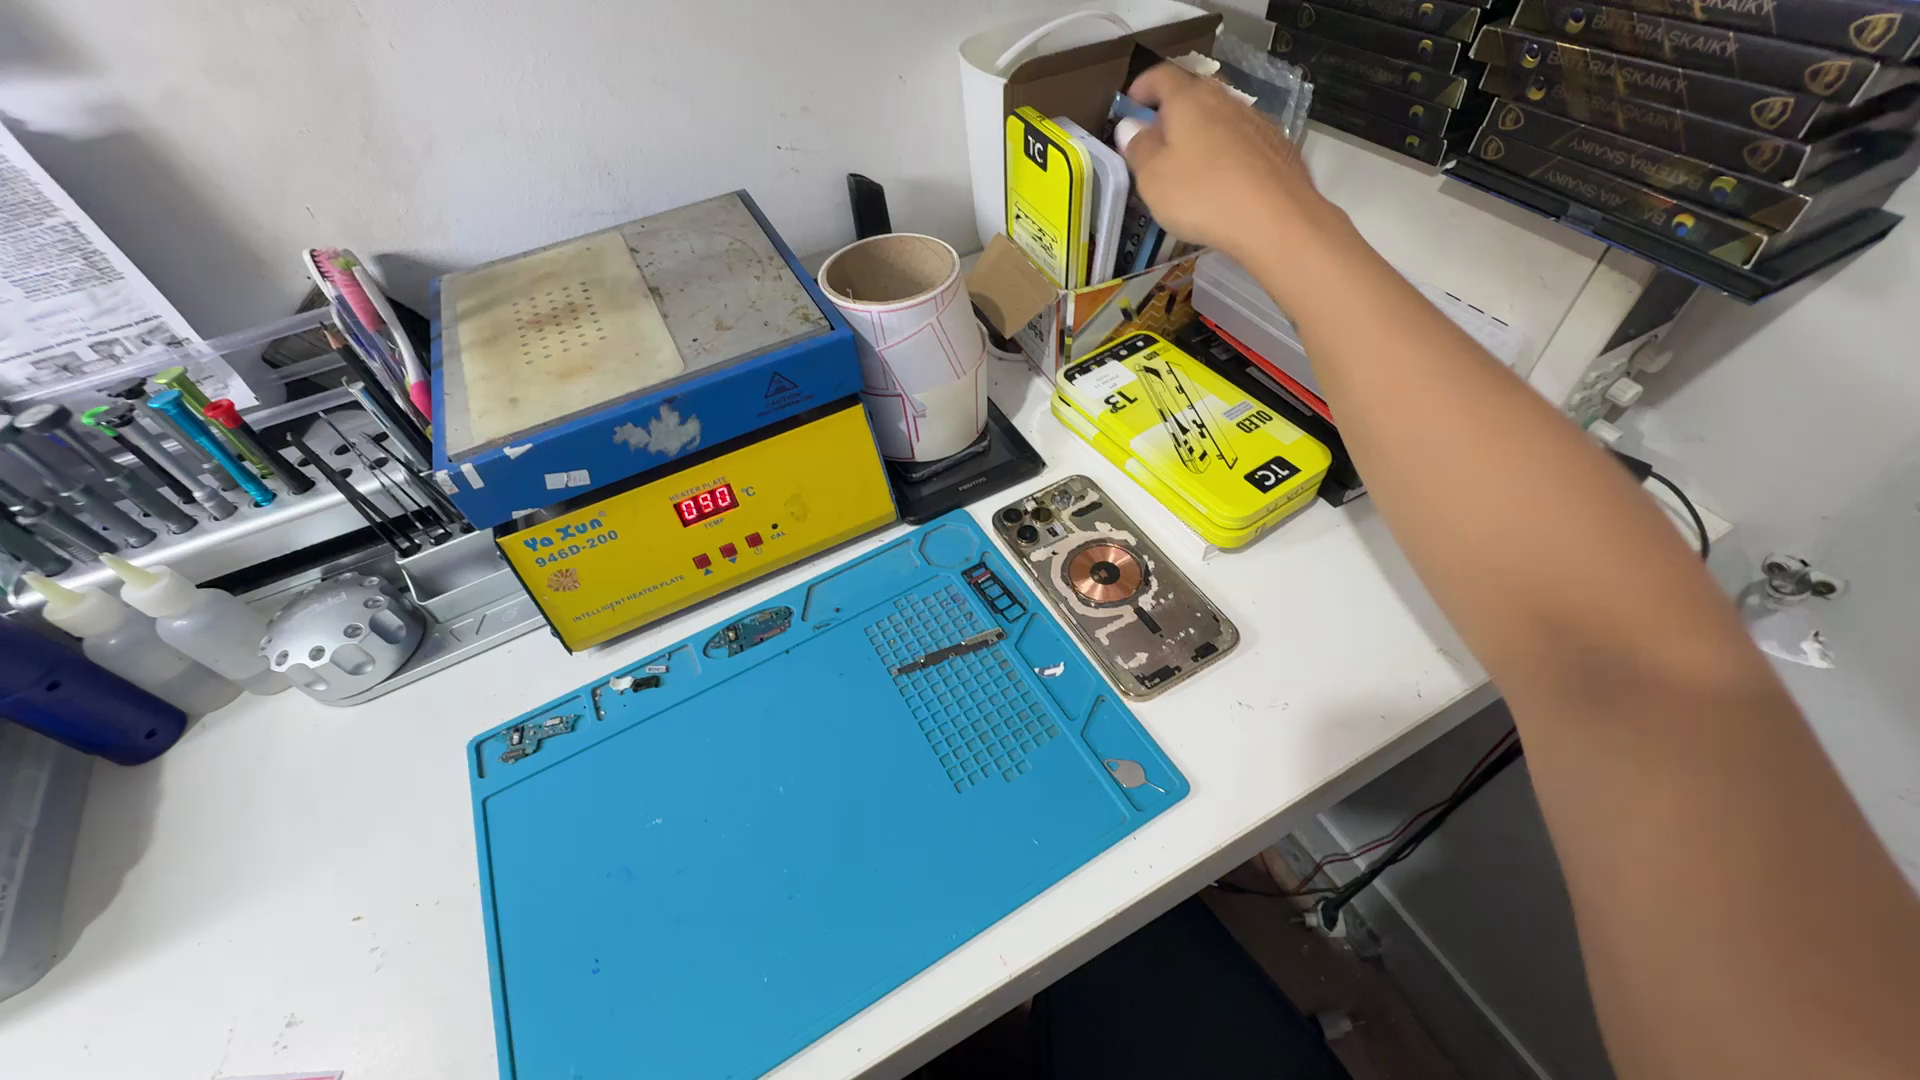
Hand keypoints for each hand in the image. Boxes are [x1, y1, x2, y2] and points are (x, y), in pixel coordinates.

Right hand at [1119, 63, 1348, 270]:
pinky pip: (1242, 141)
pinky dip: (1226, 151)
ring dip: (1201, 131)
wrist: (1275, 218)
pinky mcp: (1277, 146)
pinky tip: (1222, 180)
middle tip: (1159, 137)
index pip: (1161, 75)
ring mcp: (1255, 121)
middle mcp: (1225, 100)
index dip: (1142, 86)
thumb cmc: (1202, 195)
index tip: (1131, 104)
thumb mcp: (1153, 178)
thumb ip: (1139, 148)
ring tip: (1189, 162)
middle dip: (1173, 110)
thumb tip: (1130, 126)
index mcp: (1189, 100)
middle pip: (1194, 93)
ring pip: (1220, 116)